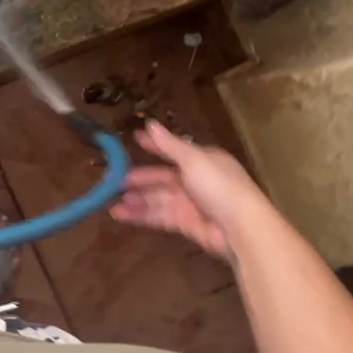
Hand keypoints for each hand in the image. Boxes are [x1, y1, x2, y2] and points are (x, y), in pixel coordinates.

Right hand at [110, 120, 272, 263]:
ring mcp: (190, 202)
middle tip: (112, 181)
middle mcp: (195, 180)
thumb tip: (150, 124)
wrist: (240, 228)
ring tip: (112, 202)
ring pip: (157, 198)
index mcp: (202, 161)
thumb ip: (169, 145)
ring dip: (135, 199)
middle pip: (161, 178)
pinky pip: (158, 216)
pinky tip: (121, 214)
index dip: (153, 147)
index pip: (173, 151)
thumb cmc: (219, 187)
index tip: (133, 141)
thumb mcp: (194, 160)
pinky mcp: (185, 223)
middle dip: (138, 180)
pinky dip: (140, 215)